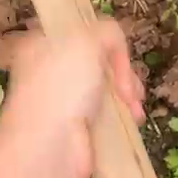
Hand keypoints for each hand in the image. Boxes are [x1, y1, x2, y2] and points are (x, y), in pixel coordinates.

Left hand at [0, 21, 144, 177]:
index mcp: (42, 45)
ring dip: (127, 92)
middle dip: (121, 71)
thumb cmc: (62, 85)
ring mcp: (64, 101)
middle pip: (98, 61)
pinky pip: (107, 112)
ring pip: (106, 86)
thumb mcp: (86, 41)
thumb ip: (107, 32)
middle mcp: (50, 71)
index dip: (103, 39)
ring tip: (134, 106)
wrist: (49, 147)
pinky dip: (124, 114)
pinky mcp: (78, 127)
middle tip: (129, 85)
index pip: (79, 31)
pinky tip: (133, 118)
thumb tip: (115, 45)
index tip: (118, 52)